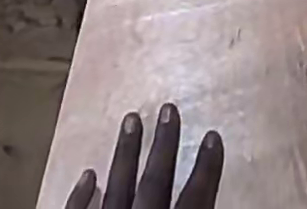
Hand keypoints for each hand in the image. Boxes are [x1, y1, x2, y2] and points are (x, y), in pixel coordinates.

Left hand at [65, 104, 222, 208]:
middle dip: (164, 145)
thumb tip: (225, 198)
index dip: (206, 169)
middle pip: (154, 184)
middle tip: (169, 107)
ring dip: (125, 154)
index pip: (194, 200)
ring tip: (130, 119)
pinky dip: (80, 197)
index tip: (213, 135)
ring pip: (117, 188)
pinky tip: (87, 175)